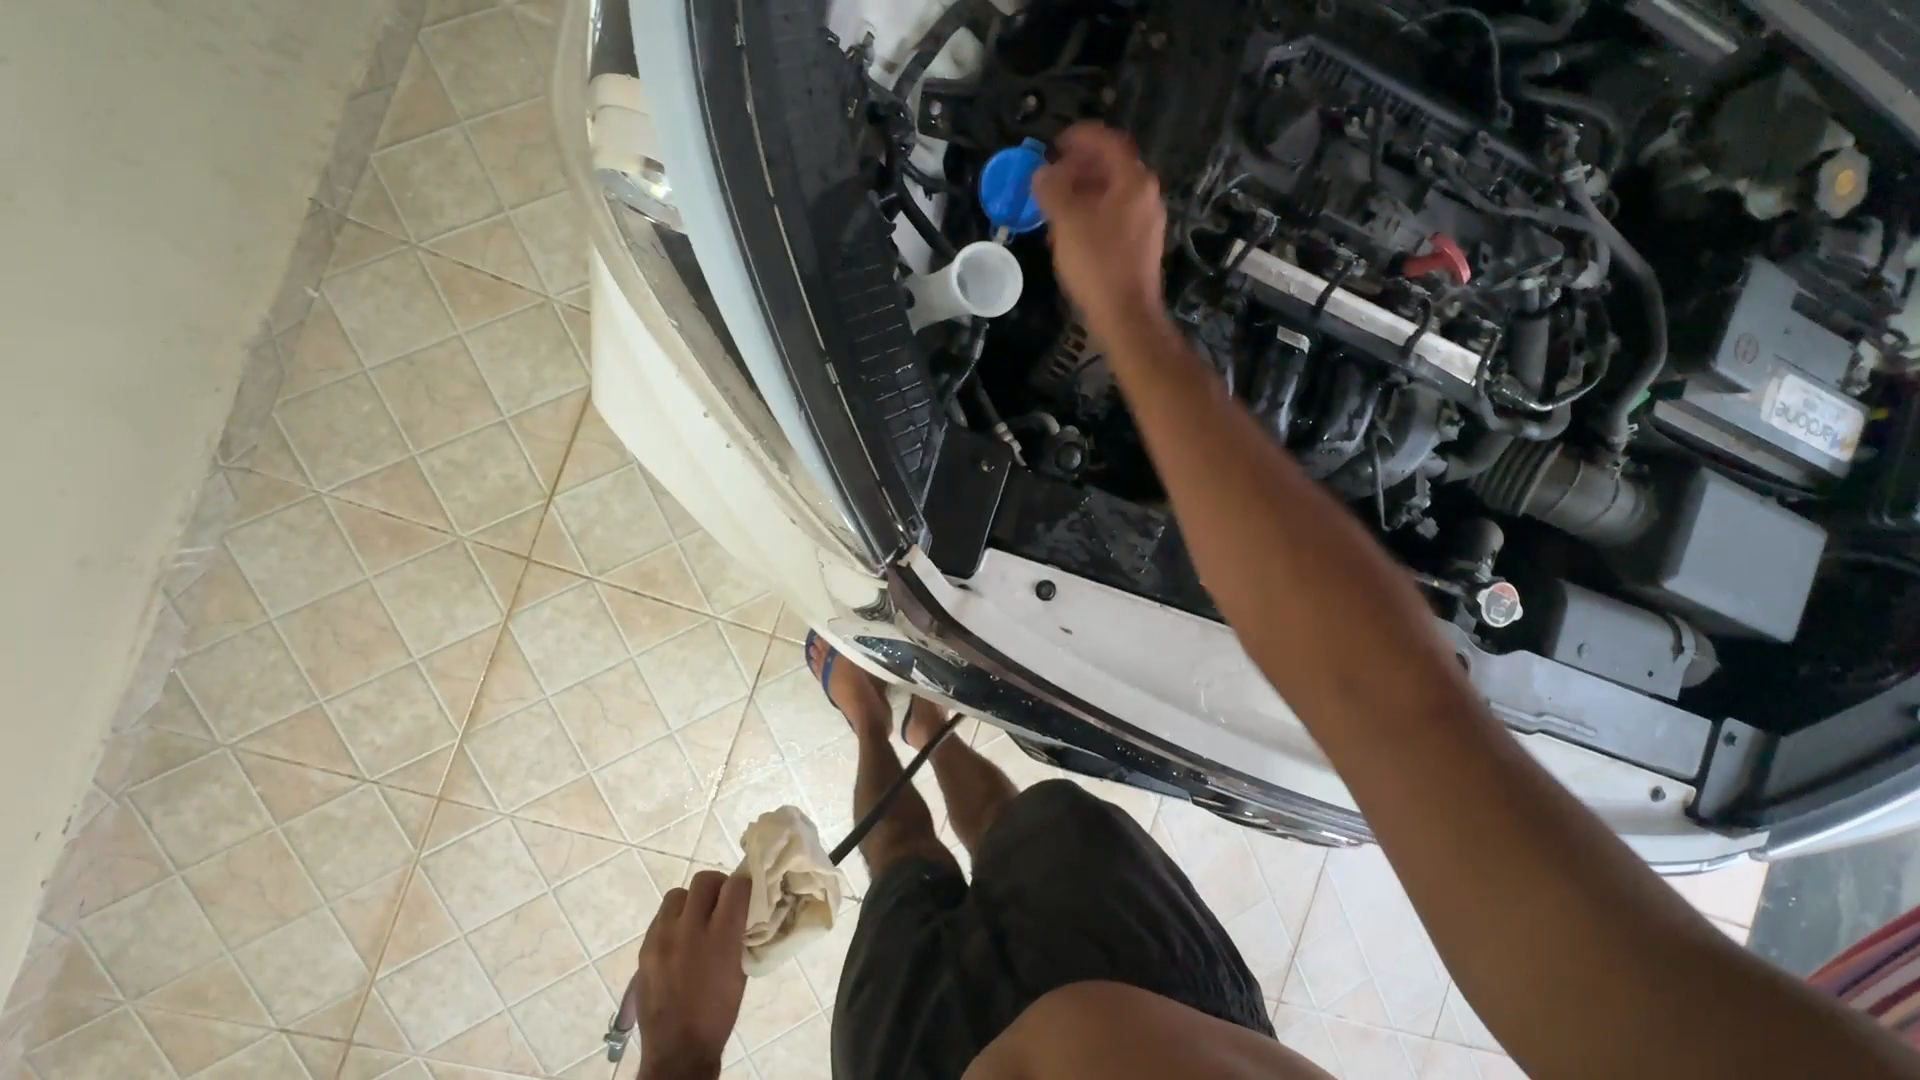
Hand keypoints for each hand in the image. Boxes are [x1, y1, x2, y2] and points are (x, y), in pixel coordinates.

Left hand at [636, 870, 752, 1079]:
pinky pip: (660, 917)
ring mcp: (662, 937)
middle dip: (718, 886)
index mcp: (721, 937)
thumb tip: (742, 906)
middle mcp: (690, 929)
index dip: (744, 885)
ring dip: (691, 901)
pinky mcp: (644, 948)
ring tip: (697, 920)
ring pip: (678, 894)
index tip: (747, 893)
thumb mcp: (740, 969)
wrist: (678, 1048)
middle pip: (704, 880)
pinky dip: (673, 920)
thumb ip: (739, 932)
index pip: (736, 885)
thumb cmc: (719, 1012)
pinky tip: (679, 939)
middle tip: (722, 902)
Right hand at [1030, 122, 1169, 341]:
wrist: (1126, 314)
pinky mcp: (1141, 245)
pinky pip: (1115, 215)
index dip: (1079, 136)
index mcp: (1133, 180)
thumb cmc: (1097, 263)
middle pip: (1112, 166)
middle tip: (1052, 174)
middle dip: (1080, 166)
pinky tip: (1072, 228)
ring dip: (1084, 190)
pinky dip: (1093, 211)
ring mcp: (1147, 221)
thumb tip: (1042, 172)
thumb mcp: (1066, 221)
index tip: (1054, 142)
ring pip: (1113, 192)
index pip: (1107, 141)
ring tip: (1056, 202)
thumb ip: (1051, 189)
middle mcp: (1146, 194)